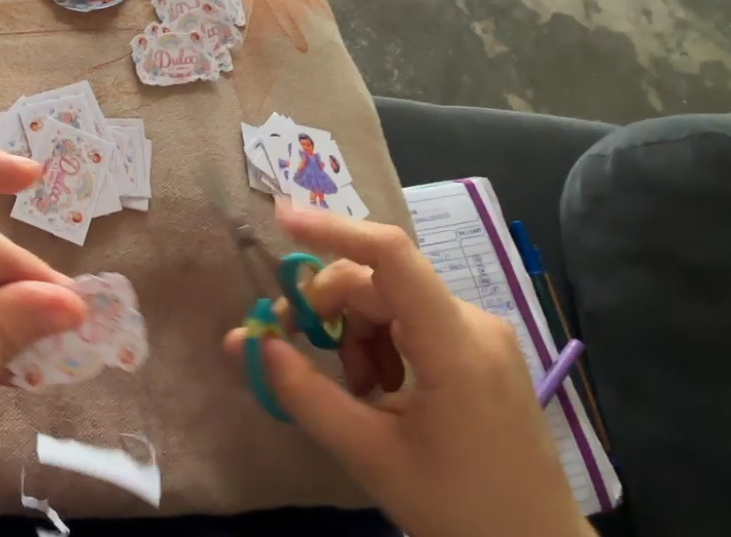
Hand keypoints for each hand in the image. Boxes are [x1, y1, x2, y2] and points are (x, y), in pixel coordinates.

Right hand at [225, 203, 592, 536]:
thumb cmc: (461, 511)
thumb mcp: (370, 456)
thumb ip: (304, 394)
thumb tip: (249, 340)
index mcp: (454, 345)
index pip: (390, 255)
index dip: (332, 229)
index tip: (281, 222)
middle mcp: (473, 323)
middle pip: (378, 282)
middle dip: (329, 307)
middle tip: (296, 347)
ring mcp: (481, 335)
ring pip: (390, 301)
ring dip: (354, 332)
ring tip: (355, 390)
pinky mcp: (481, 351)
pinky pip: (412, 322)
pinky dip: (380, 344)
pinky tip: (382, 391)